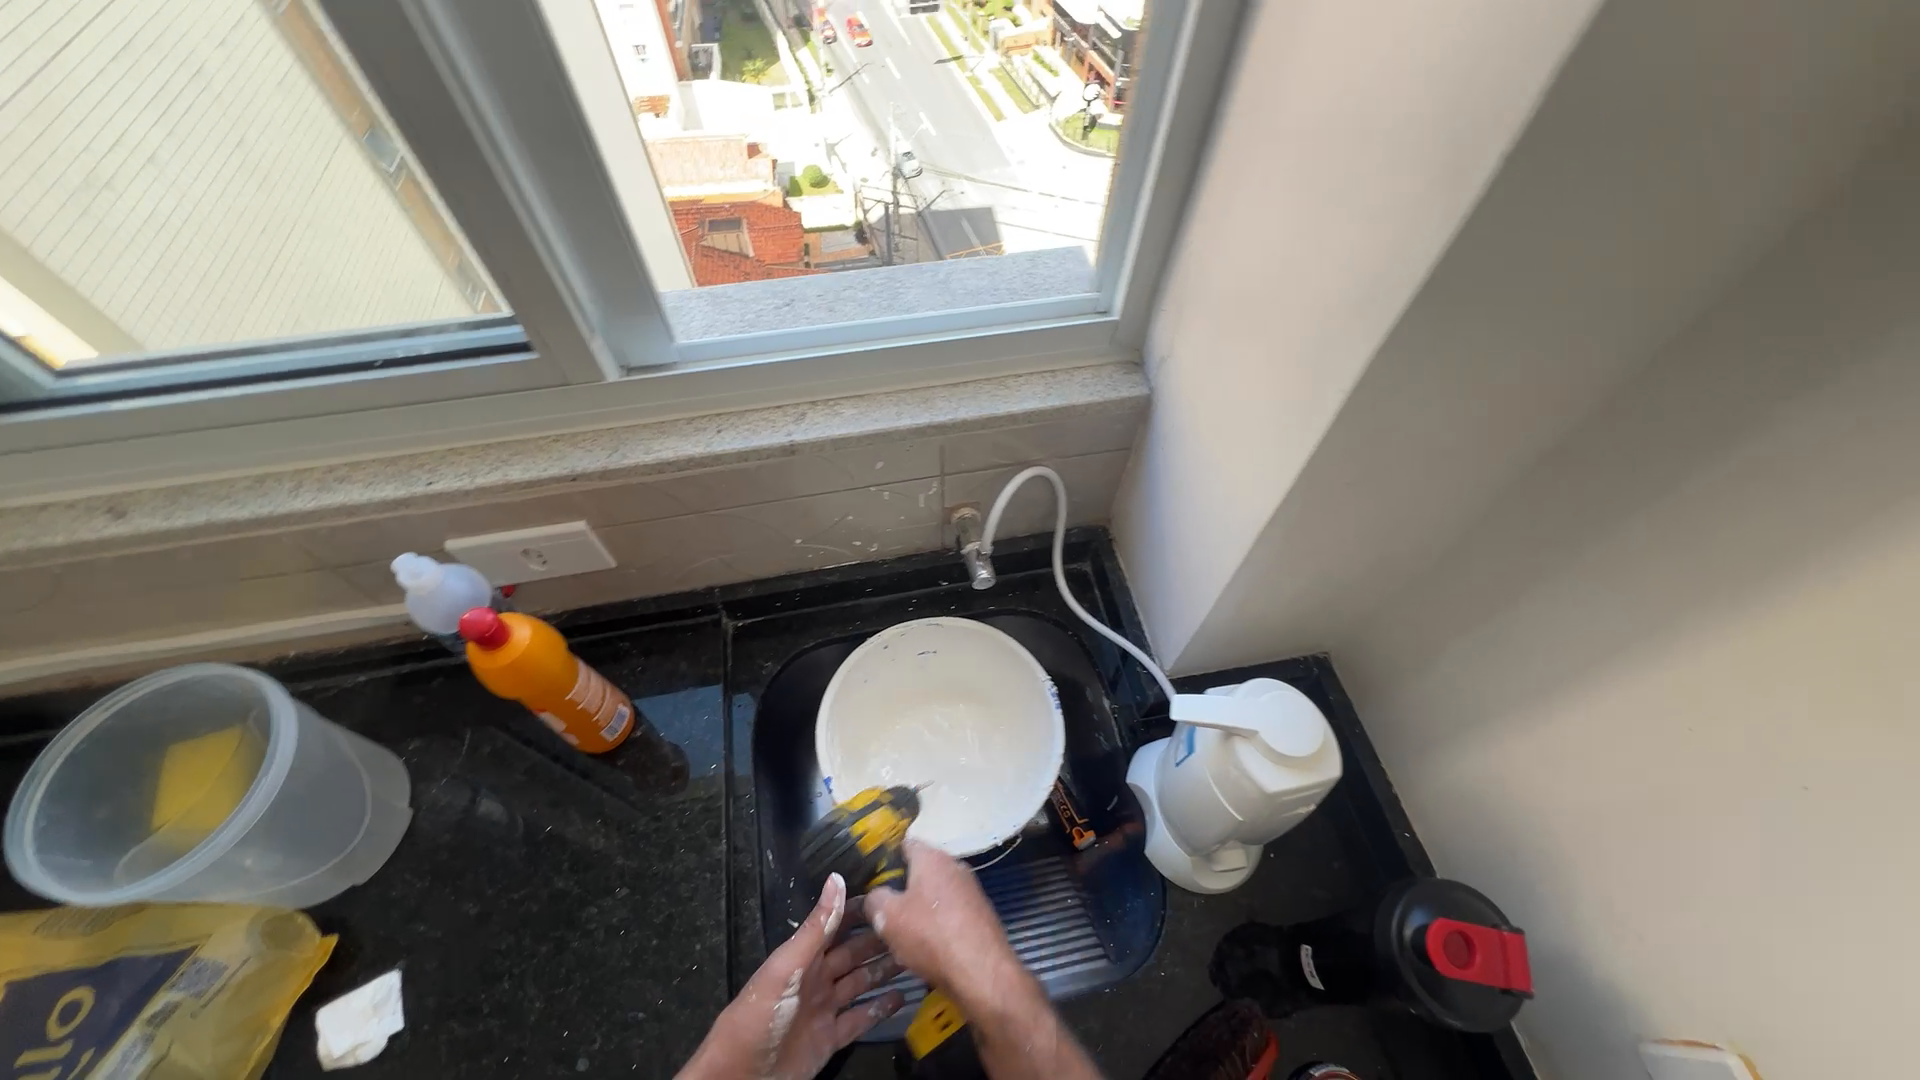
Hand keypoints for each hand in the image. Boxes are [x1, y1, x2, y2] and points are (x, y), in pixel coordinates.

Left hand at [679, 873, 905, 1079]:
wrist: (741, 1076)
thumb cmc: (760, 1014)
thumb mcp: (787, 966)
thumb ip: (815, 927)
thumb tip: (836, 879)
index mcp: (804, 957)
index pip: (835, 925)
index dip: (857, 911)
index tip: (886, 895)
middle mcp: (817, 979)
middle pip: (852, 954)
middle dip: (877, 940)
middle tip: (909, 926)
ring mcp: (825, 1010)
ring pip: (860, 983)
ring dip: (883, 971)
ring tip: (912, 957)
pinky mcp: (830, 1039)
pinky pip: (859, 1019)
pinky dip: (879, 1009)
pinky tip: (900, 998)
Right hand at [864, 841, 1021, 1004]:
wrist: (982, 971)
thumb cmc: (930, 935)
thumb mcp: (888, 918)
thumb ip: (875, 900)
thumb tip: (876, 896)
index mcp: (932, 857)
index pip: (907, 844)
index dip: (888, 858)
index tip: (874, 877)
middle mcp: (955, 866)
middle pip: (923, 870)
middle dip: (905, 888)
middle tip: (887, 910)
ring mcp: (972, 890)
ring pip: (938, 894)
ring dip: (923, 909)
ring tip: (906, 934)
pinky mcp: (982, 914)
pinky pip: (953, 913)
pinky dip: (940, 925)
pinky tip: (931, 948)